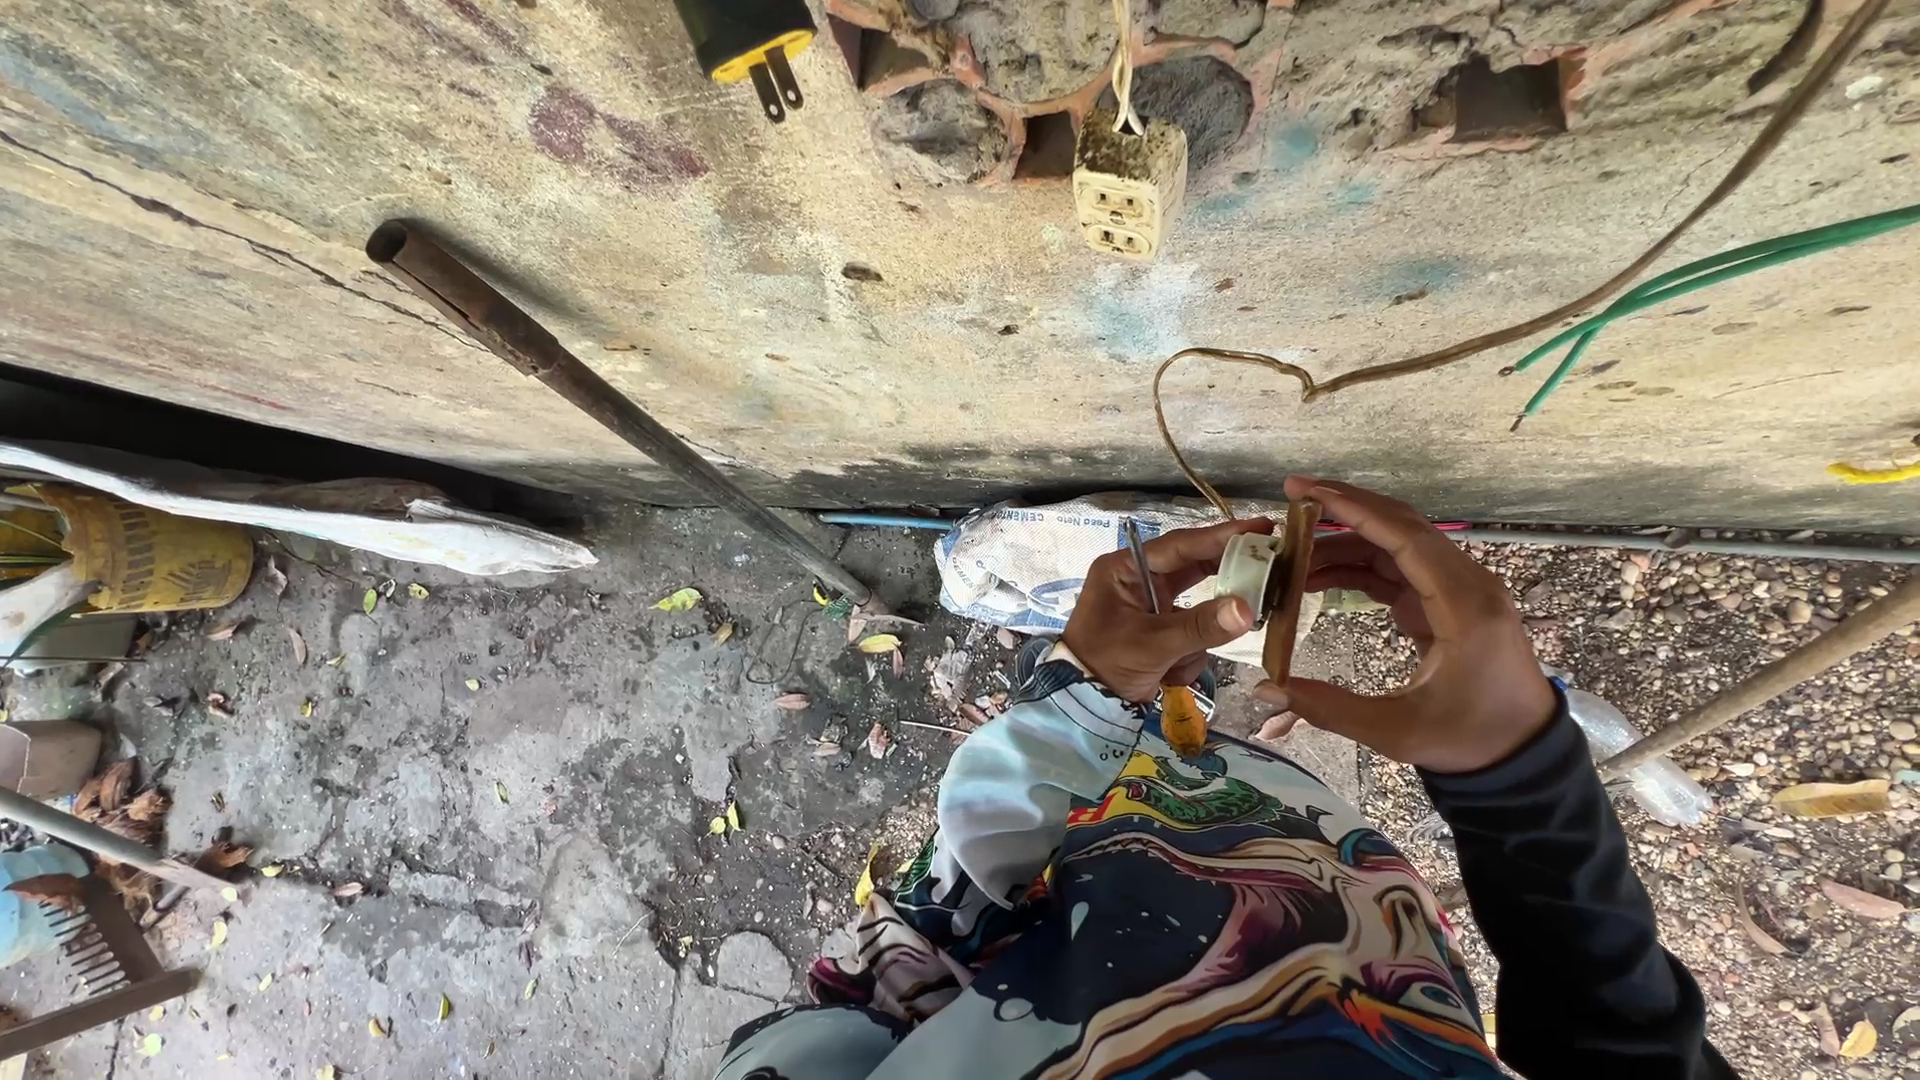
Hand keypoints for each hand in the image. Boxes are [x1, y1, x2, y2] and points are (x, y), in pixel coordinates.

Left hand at [1062, 518, 1271, 702]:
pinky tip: (1167, 675)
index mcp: (1124, 569)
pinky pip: (1193, 635)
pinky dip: (1186, 658)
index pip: (1180, 545)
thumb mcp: (1151, 644)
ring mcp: (1151, 606)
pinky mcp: (1160, 631)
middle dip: (1223, 582)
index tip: (1261, 528)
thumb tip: (1246, 609)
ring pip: (1199, 609)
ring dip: (1196, 639)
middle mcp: (1138, 580)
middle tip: (1268, 567)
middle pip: (1194, 570)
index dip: (1221, 537)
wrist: (1083, 704)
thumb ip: (1199, 627)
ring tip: (1177, 661)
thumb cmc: (1106, 662)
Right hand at [1254, 477, 1554, 773]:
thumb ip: (1326, 707)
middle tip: (1291, 495)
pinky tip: (1315, 576)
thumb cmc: (1466, 739)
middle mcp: (1465, 585)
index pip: (1404, 537)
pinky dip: (1354, 566)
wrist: (1520, 755)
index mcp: (1464, 606)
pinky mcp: (1444, 603)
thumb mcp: (1394, 730)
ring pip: (1393, 545)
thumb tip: (1262, 688)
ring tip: (1289, 552)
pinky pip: (1395, 569)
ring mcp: (1456, 591)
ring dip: (1341, 542)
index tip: (1307, 493)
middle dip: (1344, 506)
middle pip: (1401, 526)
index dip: (1353, 510)